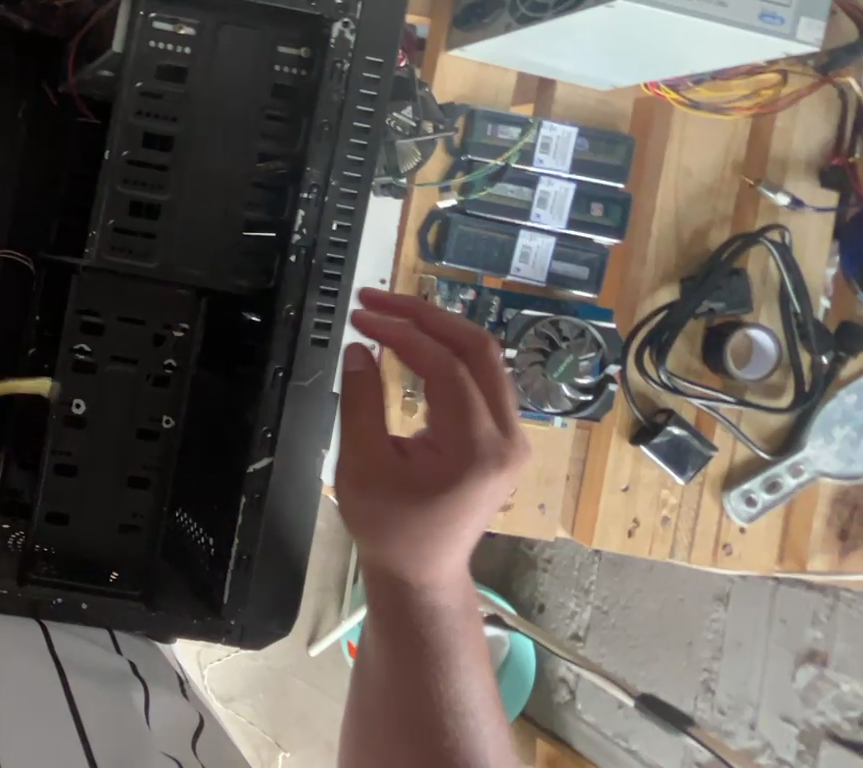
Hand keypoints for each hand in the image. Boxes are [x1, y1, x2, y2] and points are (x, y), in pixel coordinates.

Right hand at [337, 288, 528, 590]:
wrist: (420, 568)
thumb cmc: (387, 524)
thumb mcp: (361, 462)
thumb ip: (361, 401)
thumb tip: (359, 349)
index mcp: (475, 447)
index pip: (444, 366)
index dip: (400, 333)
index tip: (359, 318)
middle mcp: (506, 436)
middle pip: (479, 350)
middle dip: (424, 316)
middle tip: (374, 300)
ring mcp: (510, 436)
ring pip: (485, 358)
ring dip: (436, 328)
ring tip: (387, 312)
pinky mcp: (499, 436)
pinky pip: (480, 376)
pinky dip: (444, 349)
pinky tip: (410, 342)